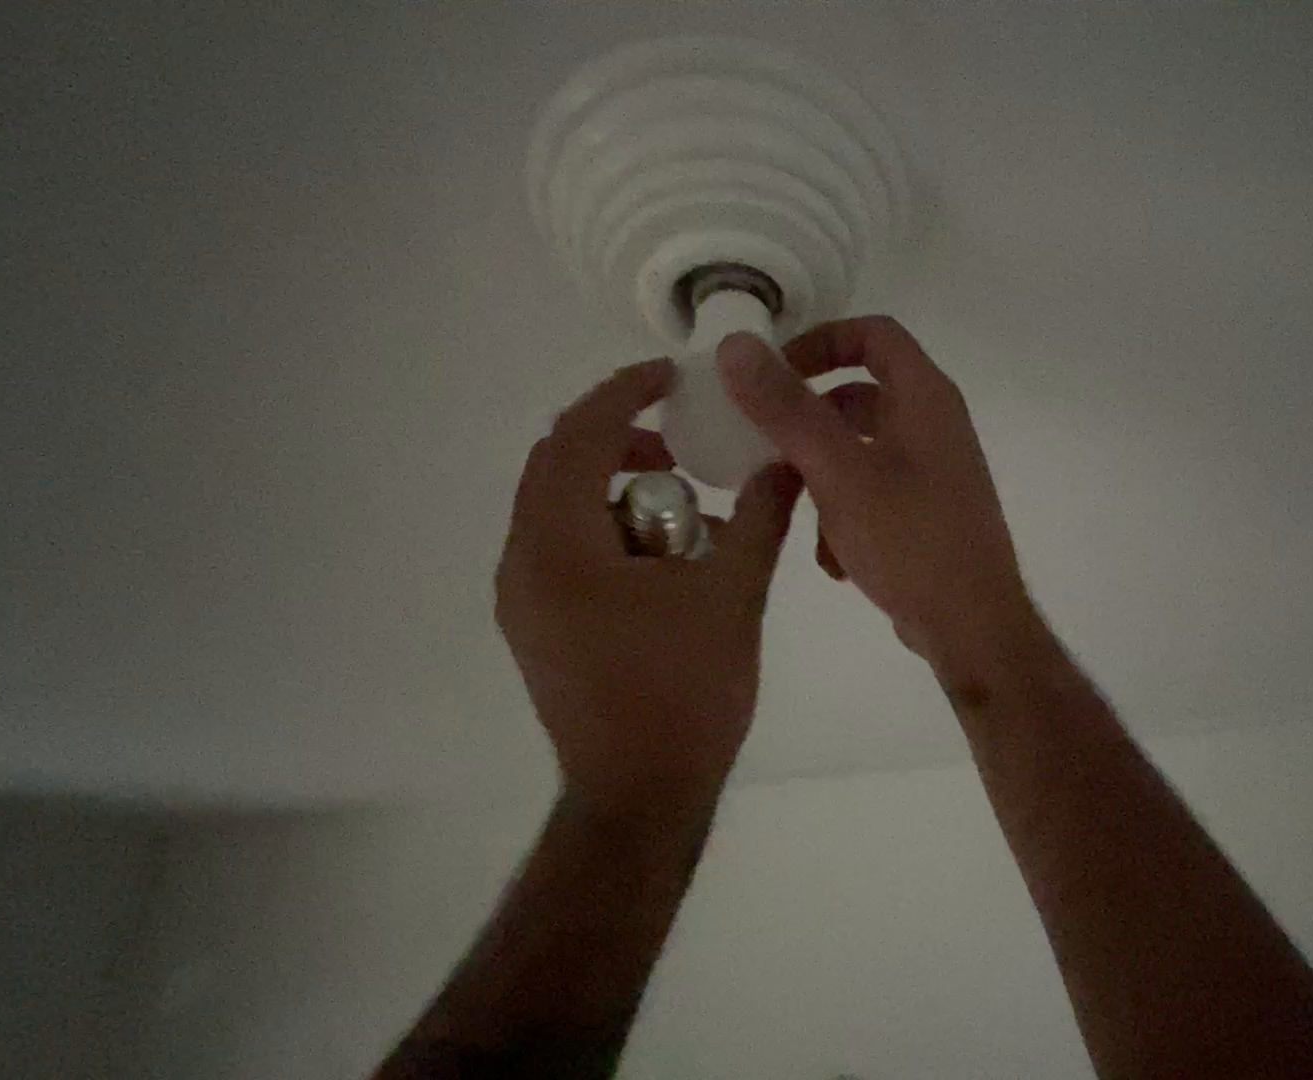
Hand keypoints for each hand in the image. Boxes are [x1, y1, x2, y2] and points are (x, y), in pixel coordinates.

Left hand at [495, 359, 803, 808]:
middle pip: (558, 465)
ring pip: (559, 509)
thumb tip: (790, 461)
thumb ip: (760, 517)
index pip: (579, 436)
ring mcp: (522, 600)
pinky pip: (563, 549)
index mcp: (558, 544)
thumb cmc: (685, 693)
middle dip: (621, 441)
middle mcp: (522, 562)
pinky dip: (608, 531)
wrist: (641, 796)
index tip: (671, 377)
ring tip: (684, 509)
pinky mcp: (537, 627)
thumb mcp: (733, 593)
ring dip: (616, 490)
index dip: (624, 393)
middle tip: (681, 444)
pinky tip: (664, 560)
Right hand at [717, 317, 1039, 673]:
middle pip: (859, 397)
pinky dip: (846, 516)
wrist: (972, 626)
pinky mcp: (926, 515)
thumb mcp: (838, 471)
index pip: (873, 334)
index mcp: (925, 397)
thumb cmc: (910, 539)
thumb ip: (787, 408)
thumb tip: (737, 345)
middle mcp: (934, 425)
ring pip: (859, 452)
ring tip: (795, 514)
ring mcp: (933, 473)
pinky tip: (833, 562)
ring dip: (821, 480)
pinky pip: (873, 495)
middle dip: (808, 423)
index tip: (773, 372)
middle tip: (764, 446)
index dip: (820, 341)